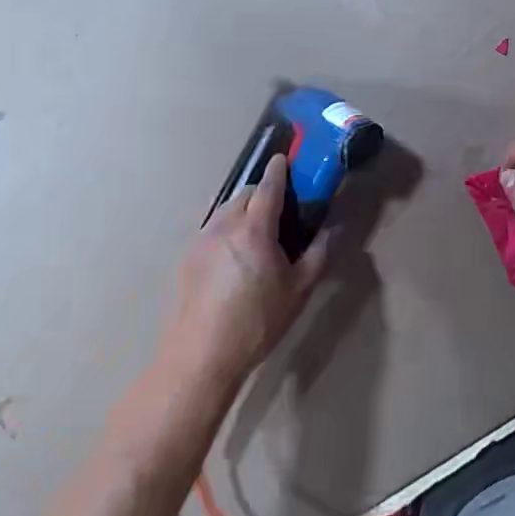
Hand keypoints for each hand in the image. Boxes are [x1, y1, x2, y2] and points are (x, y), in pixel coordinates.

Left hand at [165, 154, 326, 384]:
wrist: (201, 355)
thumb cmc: (256, 321)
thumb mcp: (298, 291)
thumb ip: (316, 257)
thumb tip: (327, 235)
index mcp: (254, 229)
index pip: (268, 188)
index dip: (277, 170)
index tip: (283, 159)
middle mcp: (224, 226)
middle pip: (244, 195)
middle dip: (261, 192)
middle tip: (279, 207)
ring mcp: (201, 242)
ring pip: (224, 212)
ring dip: (242, 211)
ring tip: (257, 232)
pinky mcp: (187, 260)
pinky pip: (211, 231)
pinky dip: (226, 230)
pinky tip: (234, 257)